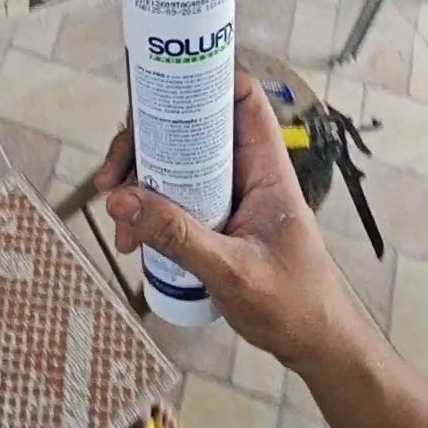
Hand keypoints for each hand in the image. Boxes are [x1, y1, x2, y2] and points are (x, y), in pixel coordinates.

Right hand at [96, 71, 370, 368]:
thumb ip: (178, 236)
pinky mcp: (211, 218)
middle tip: (112, 178)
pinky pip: (170, 198)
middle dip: (143, 146)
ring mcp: (224, 194)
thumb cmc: (296, 306)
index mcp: (265, 166)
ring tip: (118, 221)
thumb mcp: (233, 271)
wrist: (314, 347)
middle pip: (187, 129)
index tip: (157, 92)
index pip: (241, 97)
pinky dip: (145, 212)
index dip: (203, 81)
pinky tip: (131, 241)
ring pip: (172, 164)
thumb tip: (121, 199)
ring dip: (137, 185)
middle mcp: (242, 171)